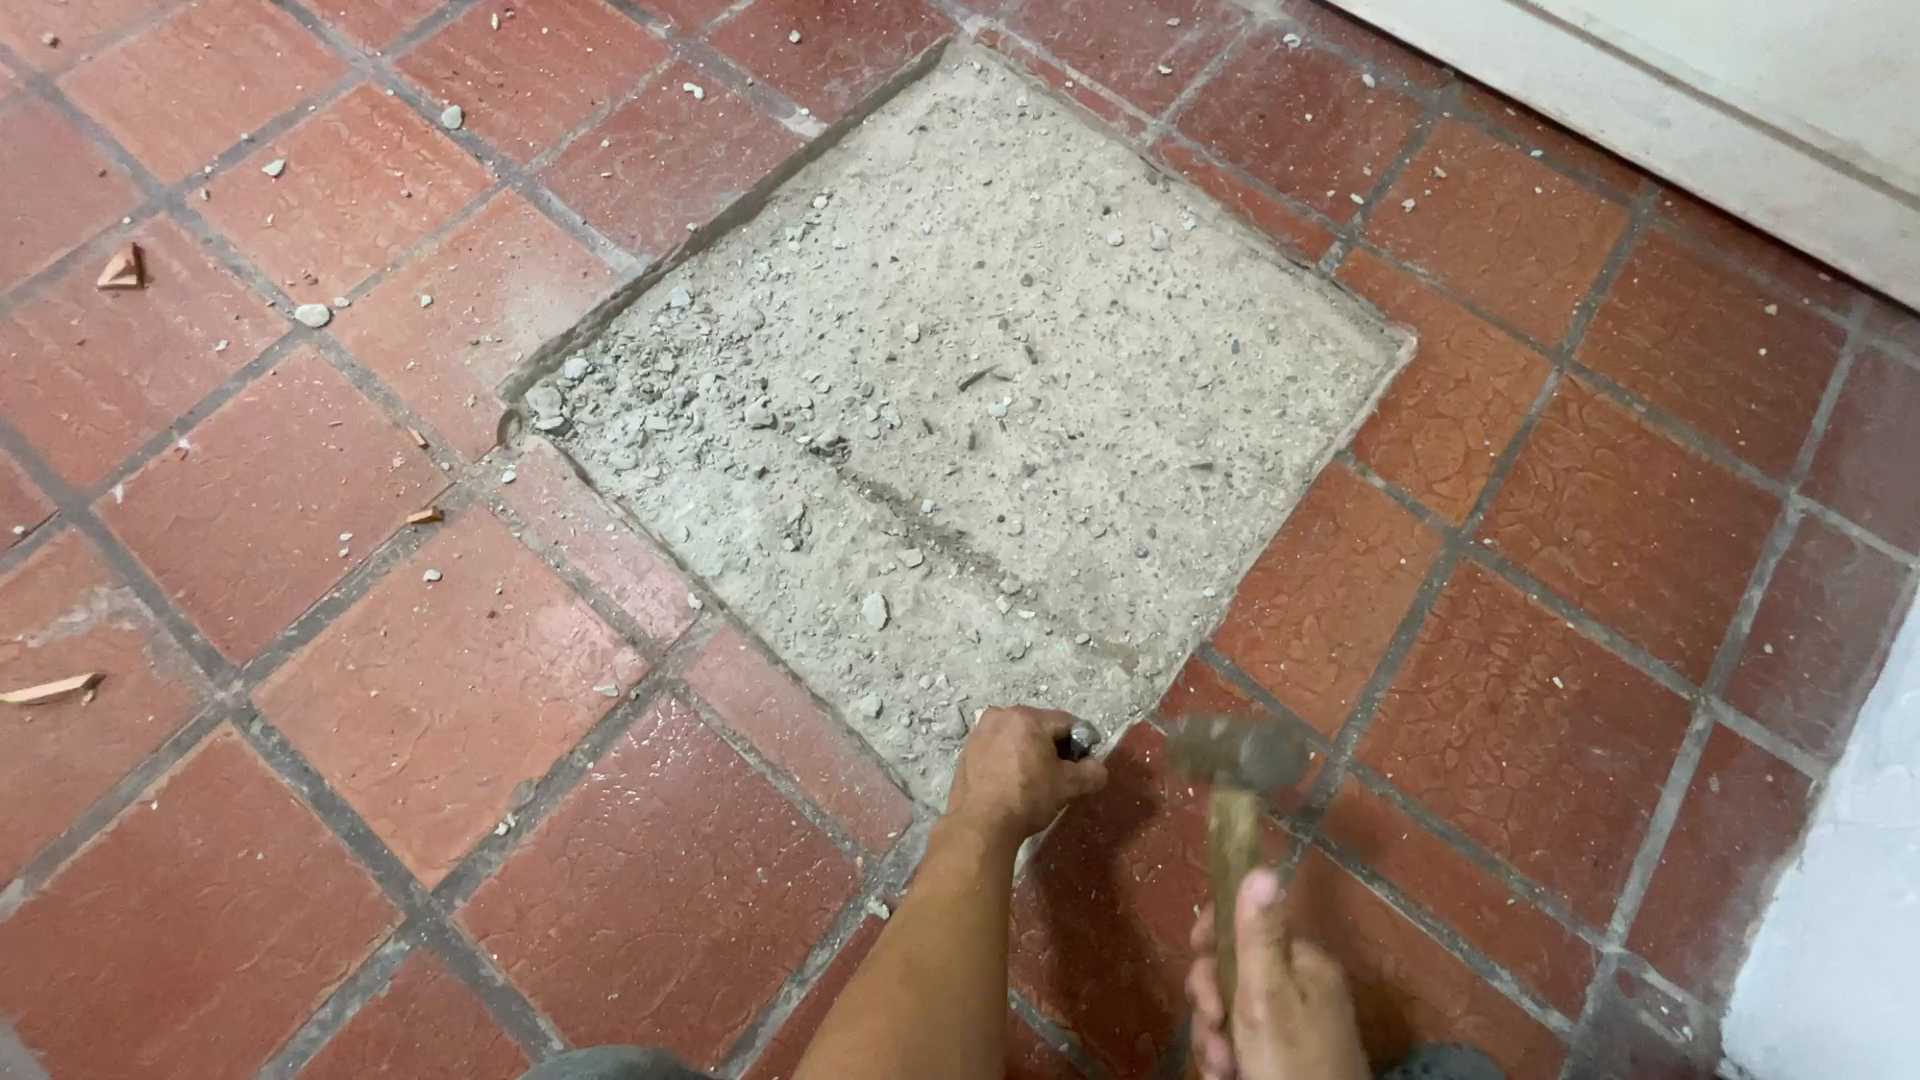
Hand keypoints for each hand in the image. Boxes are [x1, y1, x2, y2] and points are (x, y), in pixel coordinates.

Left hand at [942, 705, 1107, 848]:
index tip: (1090, 755)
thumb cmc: (1027, 798)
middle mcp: (1001, 715)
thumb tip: (1097, 769)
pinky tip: (1013, 780)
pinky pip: (998, 746)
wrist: (980, 824)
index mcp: (1027, 717)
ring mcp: (980, 731)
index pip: (1066, 722)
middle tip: (1063, 769)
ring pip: (1017, 736)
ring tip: (1037, 777)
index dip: (1083, 738)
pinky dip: (1009, 757)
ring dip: (1030, 750)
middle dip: (1054, 745)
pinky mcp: (968, 749)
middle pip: (1039, 726)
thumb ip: (1091, 772)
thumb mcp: (1068, 786)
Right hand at [1187, 869, 1368, 1079]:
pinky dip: (1224, 1057)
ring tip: (1220, 1068)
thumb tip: (1262, 867)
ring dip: (1212, 1035)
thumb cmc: (1291, 1067)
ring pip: (1229, 1008)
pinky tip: (1224, 1079)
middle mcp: (1301, 988)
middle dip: (1209, 997)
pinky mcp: (1280, 1059)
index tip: (1194, 950)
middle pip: (1232, 967)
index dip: (1214, 932)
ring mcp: (1292, 1026)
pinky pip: (1238, 1040)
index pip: (1248, 921)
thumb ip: (1258, 933)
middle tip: (1211, 1024)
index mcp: (1305, 964)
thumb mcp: (1267, 996)